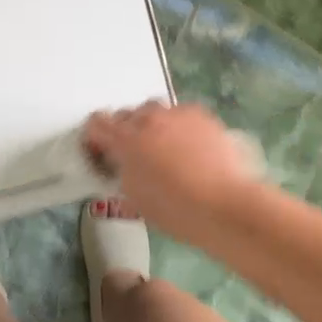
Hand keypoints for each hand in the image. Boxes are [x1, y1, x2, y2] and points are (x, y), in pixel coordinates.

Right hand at [83, 101, 262, 239]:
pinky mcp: (202, 116)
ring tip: (166, 149)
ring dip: (153, 125)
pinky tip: (192, 148)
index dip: (94, 137)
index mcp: (126, 140)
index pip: (96, 123)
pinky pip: (182, 115)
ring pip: (155, 111)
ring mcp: (177, 114)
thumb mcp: (135, 198)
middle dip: (126, 131)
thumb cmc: (177, 210)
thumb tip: (124, 162)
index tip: (101, 153)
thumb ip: (123, 172)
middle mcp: (148, 119)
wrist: (227, 206)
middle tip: (137, 156)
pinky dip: (180, 127)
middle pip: (127, 114)